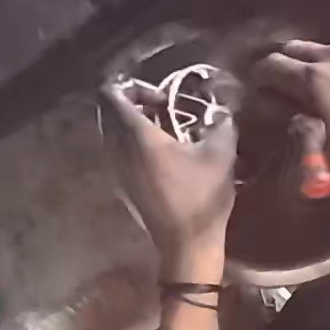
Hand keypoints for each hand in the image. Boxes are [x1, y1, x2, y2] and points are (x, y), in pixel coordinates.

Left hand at [101, 81, 236, 279]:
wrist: (187, 244)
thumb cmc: (202, 196)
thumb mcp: (220, 153)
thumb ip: (221, 123)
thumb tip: (221, 110)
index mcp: (137, 136)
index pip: (112, 94)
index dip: (133, 85)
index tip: (162, 95)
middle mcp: (118, 150)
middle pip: (109, 112)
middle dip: (132, 102)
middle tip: (163, 107)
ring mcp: (118, 171)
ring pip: (112, 134)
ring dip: (133, 124)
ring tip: (165, 129)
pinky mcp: (124, 186)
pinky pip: (119, 153)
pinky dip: (134, 144)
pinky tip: (163, 154)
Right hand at [252, 40, 329, 192]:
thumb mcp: (325, 149)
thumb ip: (300, 127)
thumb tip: (286, 114)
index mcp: (315, 79)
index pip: (272, 66)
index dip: (258, 78)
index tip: (255, 91)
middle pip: (294, 50)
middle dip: (280, 66)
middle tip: (276, 87)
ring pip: (319, 49)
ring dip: (306, 64)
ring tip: (304, 87)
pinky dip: (329, 65)